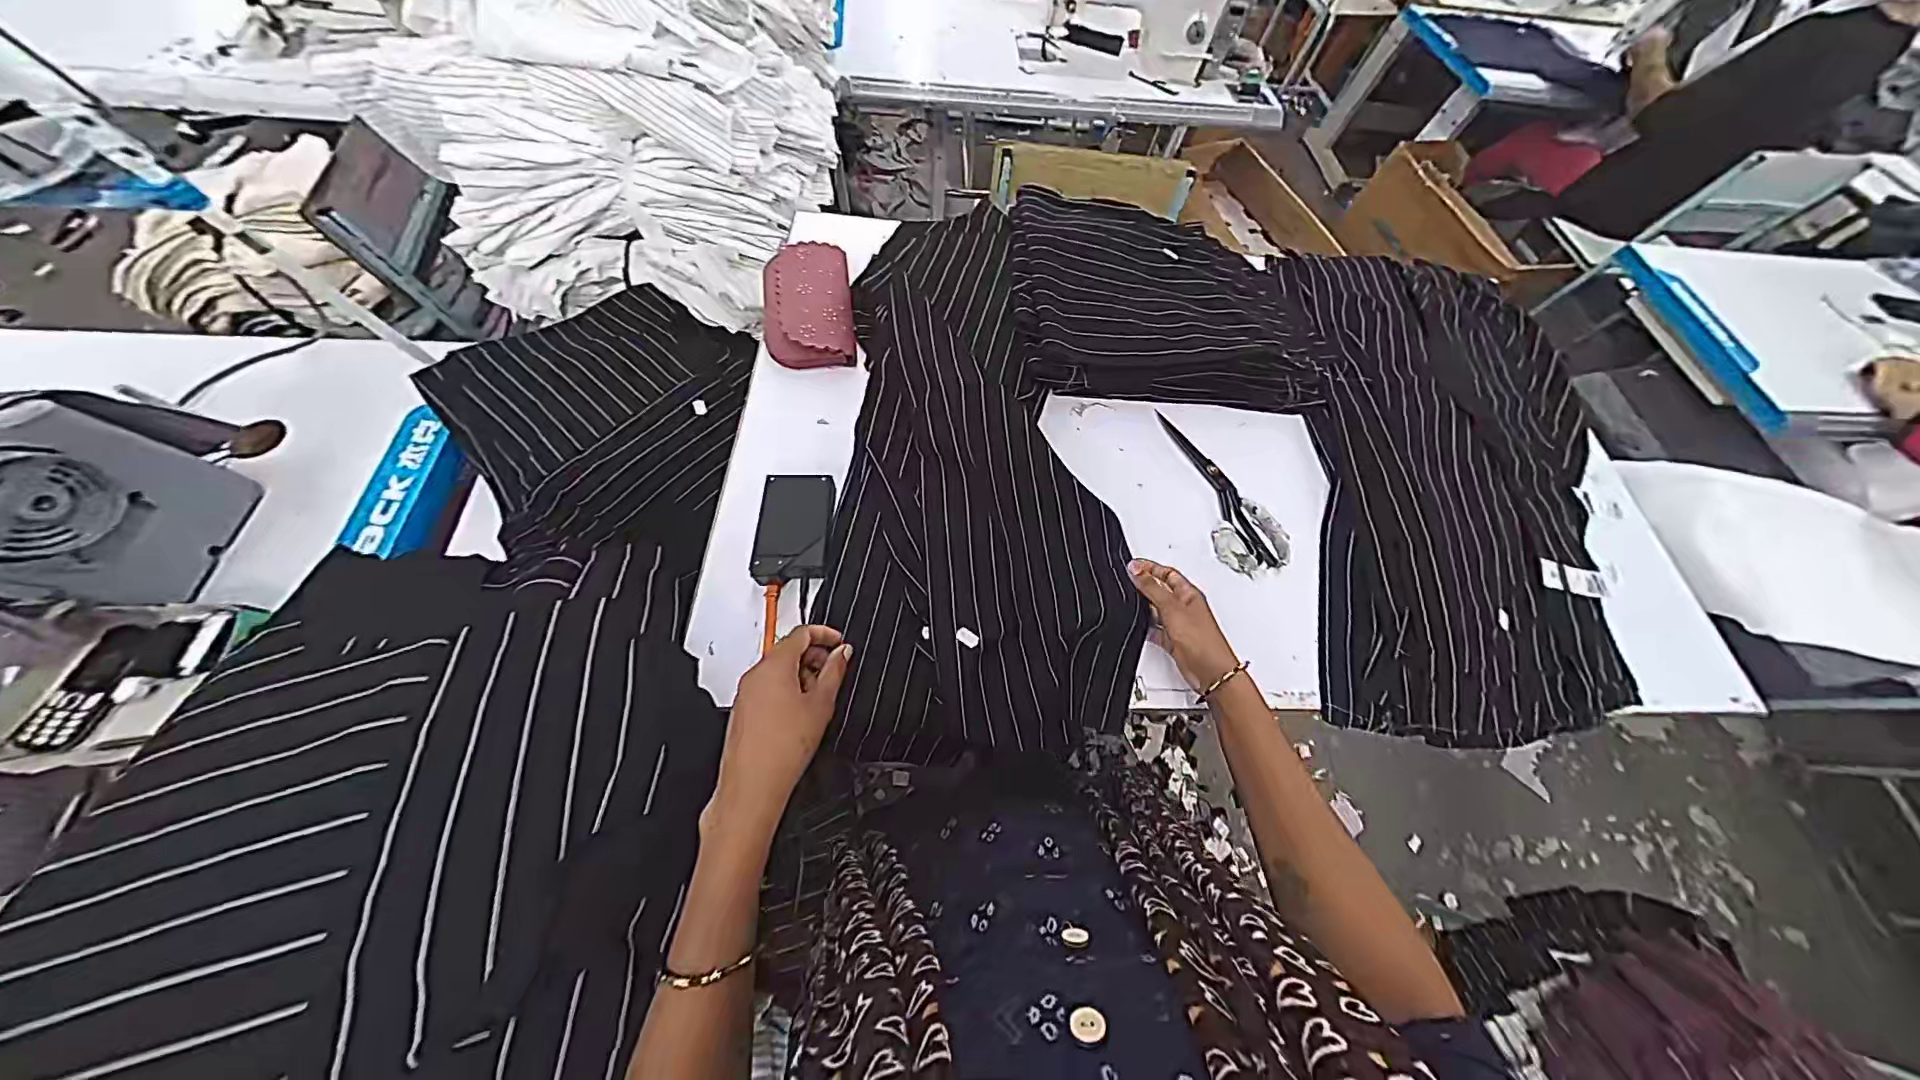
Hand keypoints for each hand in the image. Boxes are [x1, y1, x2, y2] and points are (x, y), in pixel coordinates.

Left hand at [708, 625, 852, 835]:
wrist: (753, 785)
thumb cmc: (782, 750)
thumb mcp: (821, 704)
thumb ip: (835, 672)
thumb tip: (842, 654)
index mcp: (774, 665)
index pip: (801, 632)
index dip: (825, 634)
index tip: (838, 641)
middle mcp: (755, 674)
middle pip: (789, 649)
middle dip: (814, 656)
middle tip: (834, 670)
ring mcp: (746, 692)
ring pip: (778, 670)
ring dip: (802, 675)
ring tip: (820, 698)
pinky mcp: (744, 710)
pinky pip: (768, 688)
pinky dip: (787, 690)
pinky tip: (802, 714)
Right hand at [1128, 559, 1239, 694]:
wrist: (1210, 671)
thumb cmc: (1202, 640)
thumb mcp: (1172, 608)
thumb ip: (1152, 589)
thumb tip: (1136, 571)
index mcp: (1188, 594)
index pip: (1167, 573)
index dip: (1151, 567)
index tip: (1134, 564)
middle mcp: (1184, 608)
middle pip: (1162, 590)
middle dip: (1145, 584)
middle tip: (1130, 578)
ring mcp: (1179, 624)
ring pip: (1157, 609)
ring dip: (1145, 605)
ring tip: (1130, 600)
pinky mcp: (1173, 641)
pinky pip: (1156, 629)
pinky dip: (1146, 627)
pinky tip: (1140, 626)